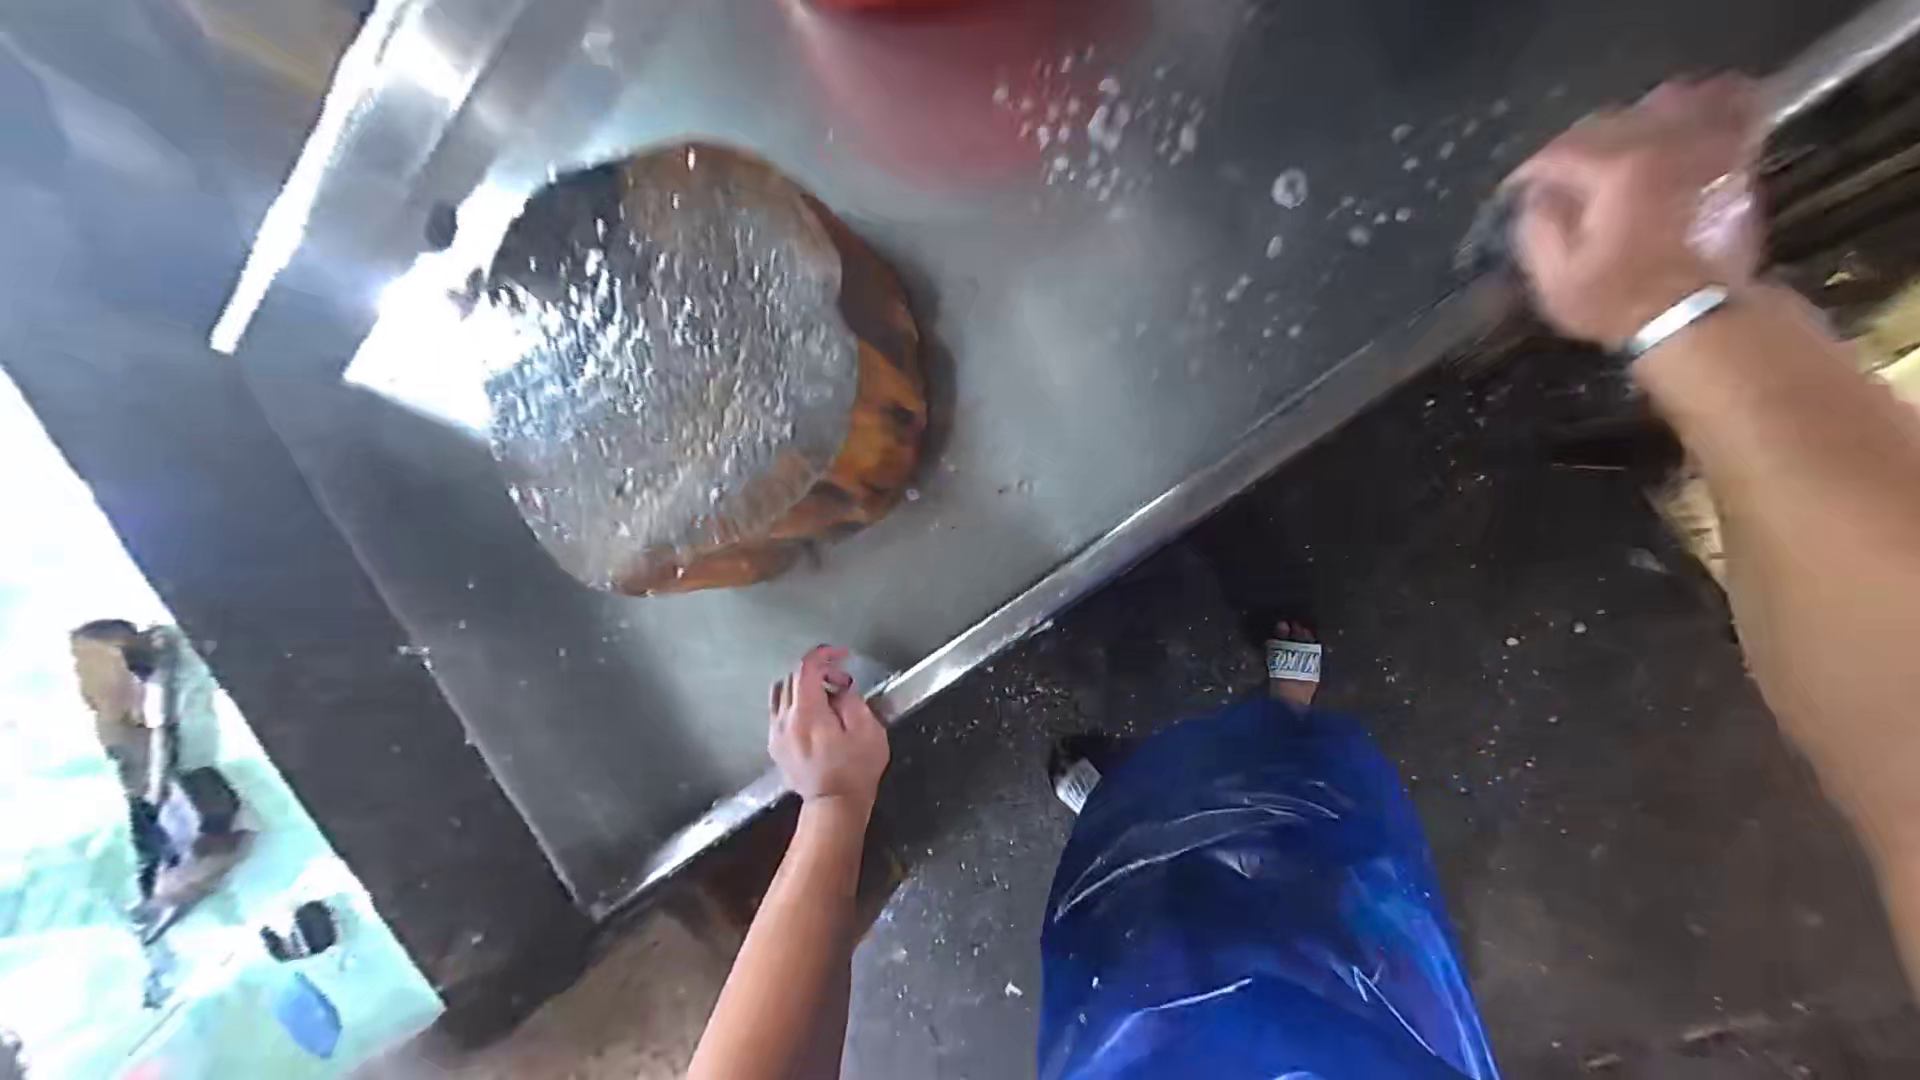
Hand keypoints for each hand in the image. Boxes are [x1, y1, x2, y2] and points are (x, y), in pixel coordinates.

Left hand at [768, 645, 889, 807]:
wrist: (834, 808)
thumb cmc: (855, 771)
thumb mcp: (868, 731)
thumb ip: (852, 701)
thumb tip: (840, 690)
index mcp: (807, 713)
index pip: (806, 668)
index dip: (824, 654)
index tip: (841, 655)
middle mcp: (785, 720)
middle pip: (793, 677)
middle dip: (819, 671)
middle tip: (842, 681)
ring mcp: (776, 734)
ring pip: (782, 692)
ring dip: (804, 685)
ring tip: (828, 697)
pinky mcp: (776, 746)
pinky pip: (779, 711)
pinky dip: (796, 702)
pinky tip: (816, 715)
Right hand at [1507, 75, 1765, 348]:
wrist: (1696, 310)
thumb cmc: (1613, 298)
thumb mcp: (1553, 274)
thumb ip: (1537, 226)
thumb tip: (1536, 196)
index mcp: (1616, 171)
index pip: (1559, 152)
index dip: (1528, 171)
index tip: (1511, 192)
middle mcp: (1665, 144)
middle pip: (1605, 123)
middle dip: (1568, 149)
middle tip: (1547, 179)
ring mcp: (1706, 145)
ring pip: (1659, 106)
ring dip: (1624, 126)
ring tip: (1601, 155)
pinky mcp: (1733, 156)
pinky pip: (1722, 107)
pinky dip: (1693, 109)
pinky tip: (1667, 129)